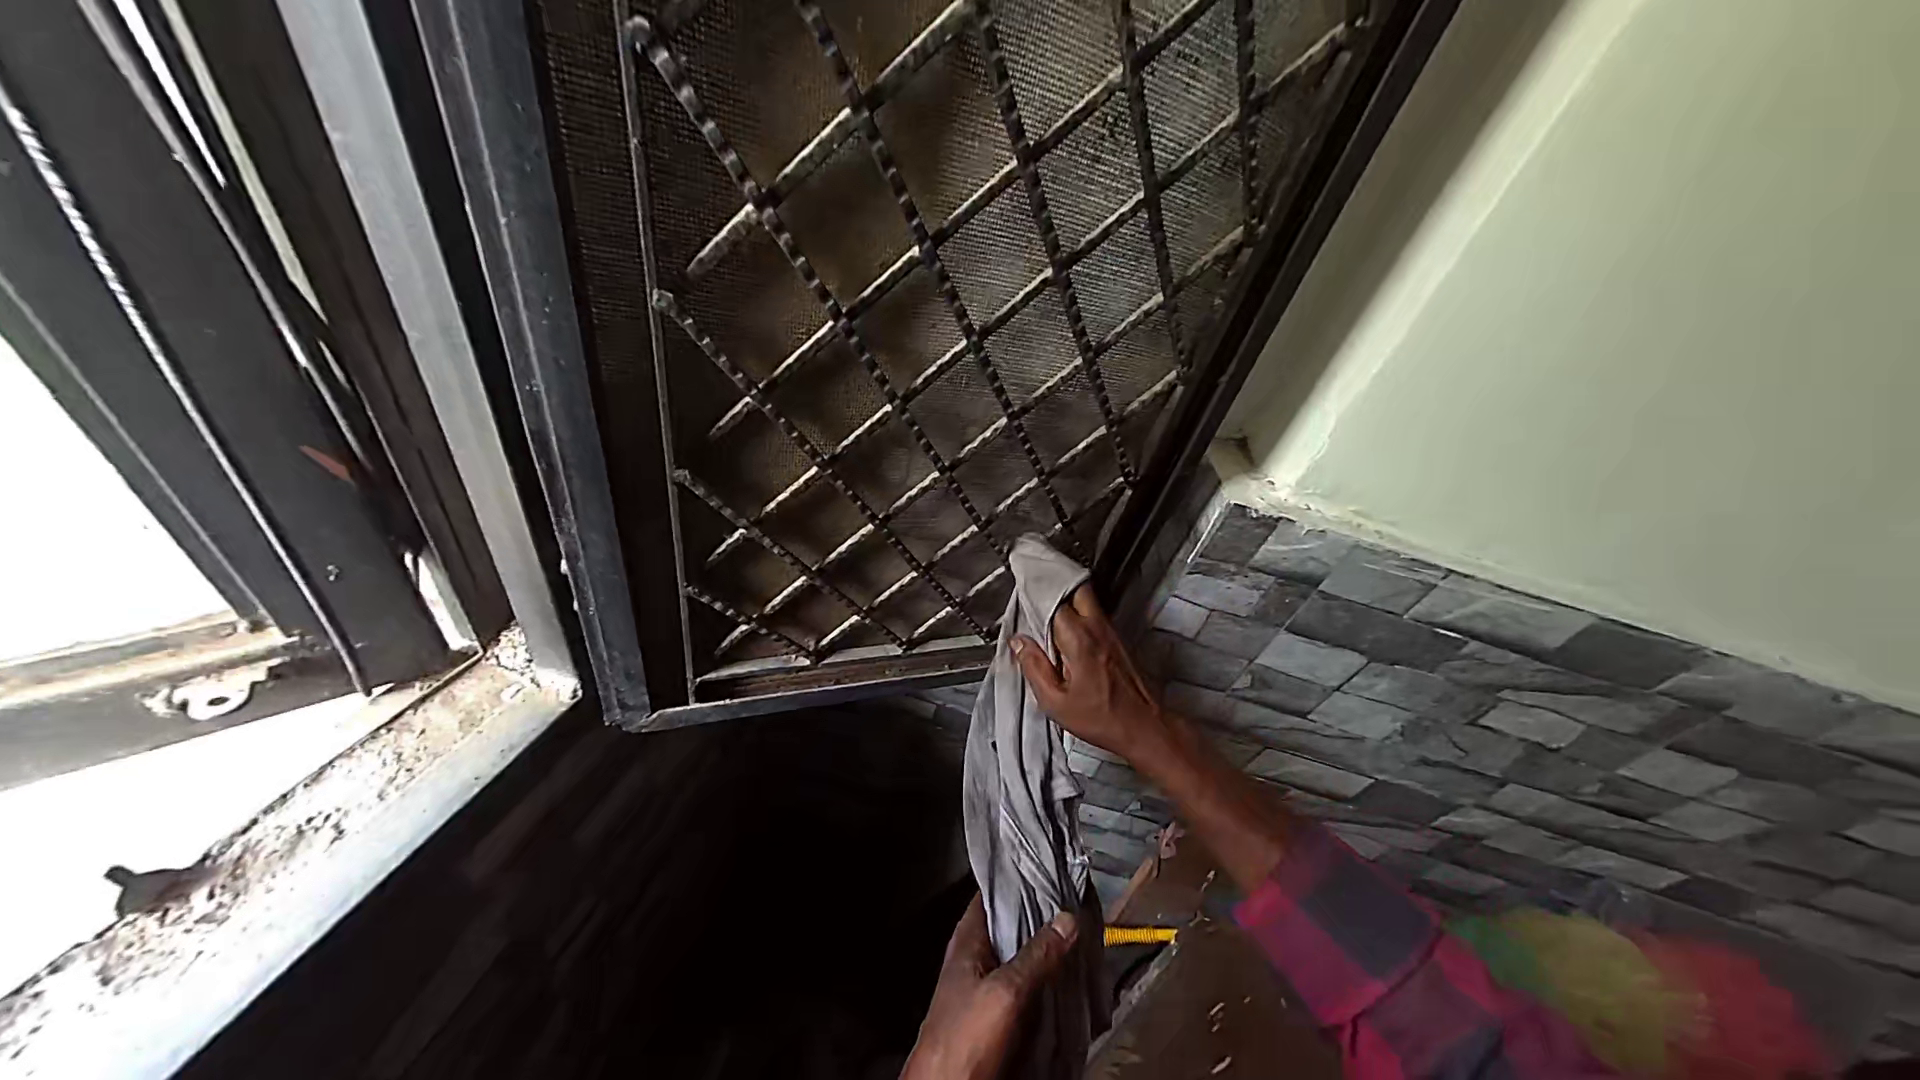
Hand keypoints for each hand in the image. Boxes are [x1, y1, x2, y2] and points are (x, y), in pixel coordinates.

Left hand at [901, 894, 1077, 1079]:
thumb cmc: (964, 1038)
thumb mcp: (1005, 992)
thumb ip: (1036, 956)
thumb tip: (1067, 919)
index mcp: (968, 938)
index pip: (994, 891)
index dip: (1019, 876)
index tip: (1050, 866)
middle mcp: (977, 954)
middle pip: (1012, 923)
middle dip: (1042, 914)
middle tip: (1076, 902)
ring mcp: (987, 984)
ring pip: (1022, 954)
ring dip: (1047, 947)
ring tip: (1080, 932)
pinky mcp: (999, 1012)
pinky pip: (1027, 985)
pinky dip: (1046, 977)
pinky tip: (1069, 974)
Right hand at [1013, 585, 1170, 760]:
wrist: (1144, 727)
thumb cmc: (1103, 718)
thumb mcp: (1055, 702)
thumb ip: (1033, 668)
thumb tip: (1019, 644)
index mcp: (1079, 640)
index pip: (1053, 600)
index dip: (1035, 595)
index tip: (1021, 594)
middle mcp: (1097, 628)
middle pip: (1076, 587)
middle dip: (1054, 586)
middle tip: (1036, 596)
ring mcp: (1110, 632)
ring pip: (1086, 599)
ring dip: (1066, 599)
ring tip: (1046, 613)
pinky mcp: (1117, 640)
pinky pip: (1094, 615)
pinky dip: (1078, 614)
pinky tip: (1066, 632)